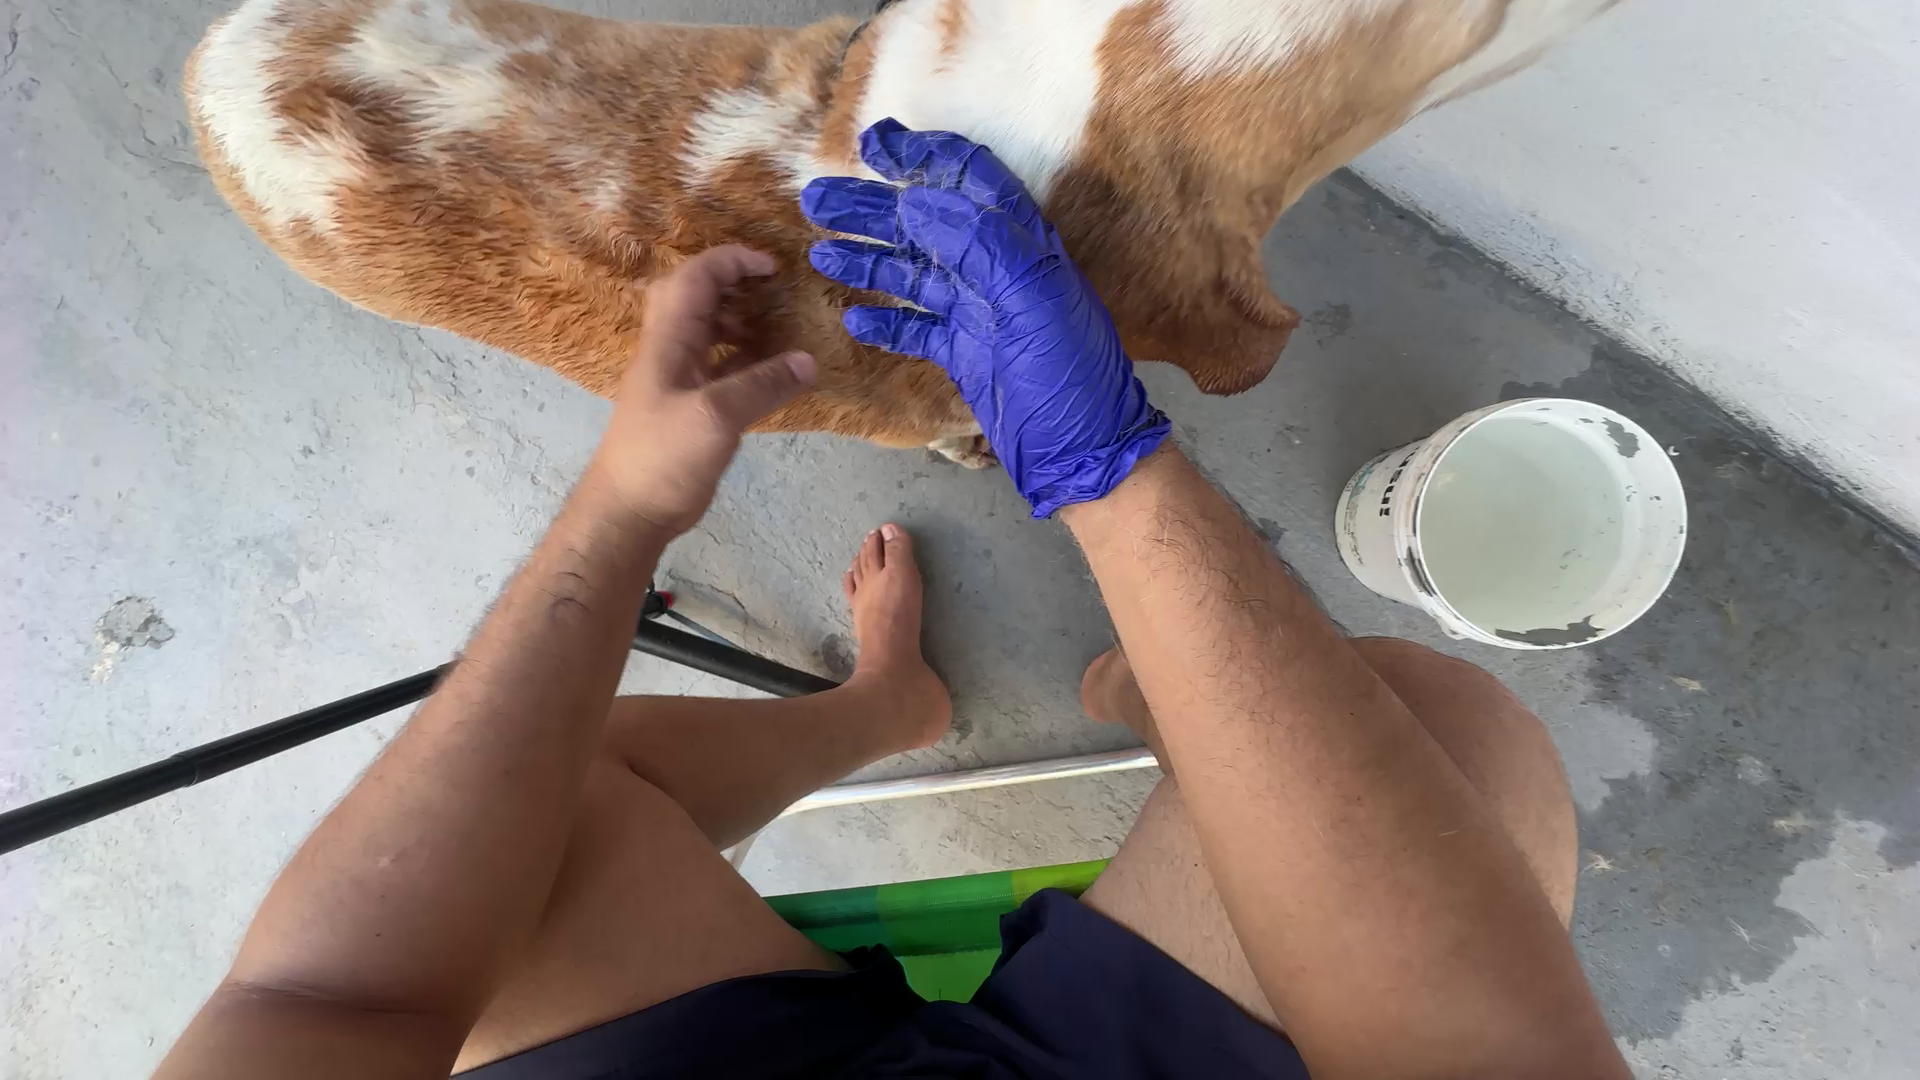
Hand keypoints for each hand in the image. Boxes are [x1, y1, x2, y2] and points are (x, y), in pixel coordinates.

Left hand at [588, 246, 816, 534]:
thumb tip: (809, 361)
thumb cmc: (664, 456)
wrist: (631, 509)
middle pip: (694, 296)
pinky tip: (769, 373)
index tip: (772, 267)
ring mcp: (677, 380)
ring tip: (773, 328)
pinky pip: (718, 368)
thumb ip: (764, 385)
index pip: (695, 278)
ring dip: (737, 320)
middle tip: (770, 289)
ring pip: (706, 332)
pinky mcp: (689, 408)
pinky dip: (743, 360)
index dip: (731, 262)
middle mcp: (670, 351)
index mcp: (668, 340)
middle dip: (731, 283)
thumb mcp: (717, 416)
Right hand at [800, 119, 1168, 517]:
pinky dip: (887, 322)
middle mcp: (994, 272)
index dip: (923, 157)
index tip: (874, 146)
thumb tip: (920, 202)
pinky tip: (856, 318)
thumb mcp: (1034, 301)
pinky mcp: (965, 354)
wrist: (1080, 450)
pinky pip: (918, 329)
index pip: (969, 180)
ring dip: (869, 261)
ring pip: (914, 276)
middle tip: (818, 202)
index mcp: (1020, 246)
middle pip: (926, 226)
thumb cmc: (1069, 376)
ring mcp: (977, 314)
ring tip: (823, 254)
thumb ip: (981, 245)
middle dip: (873, 210)